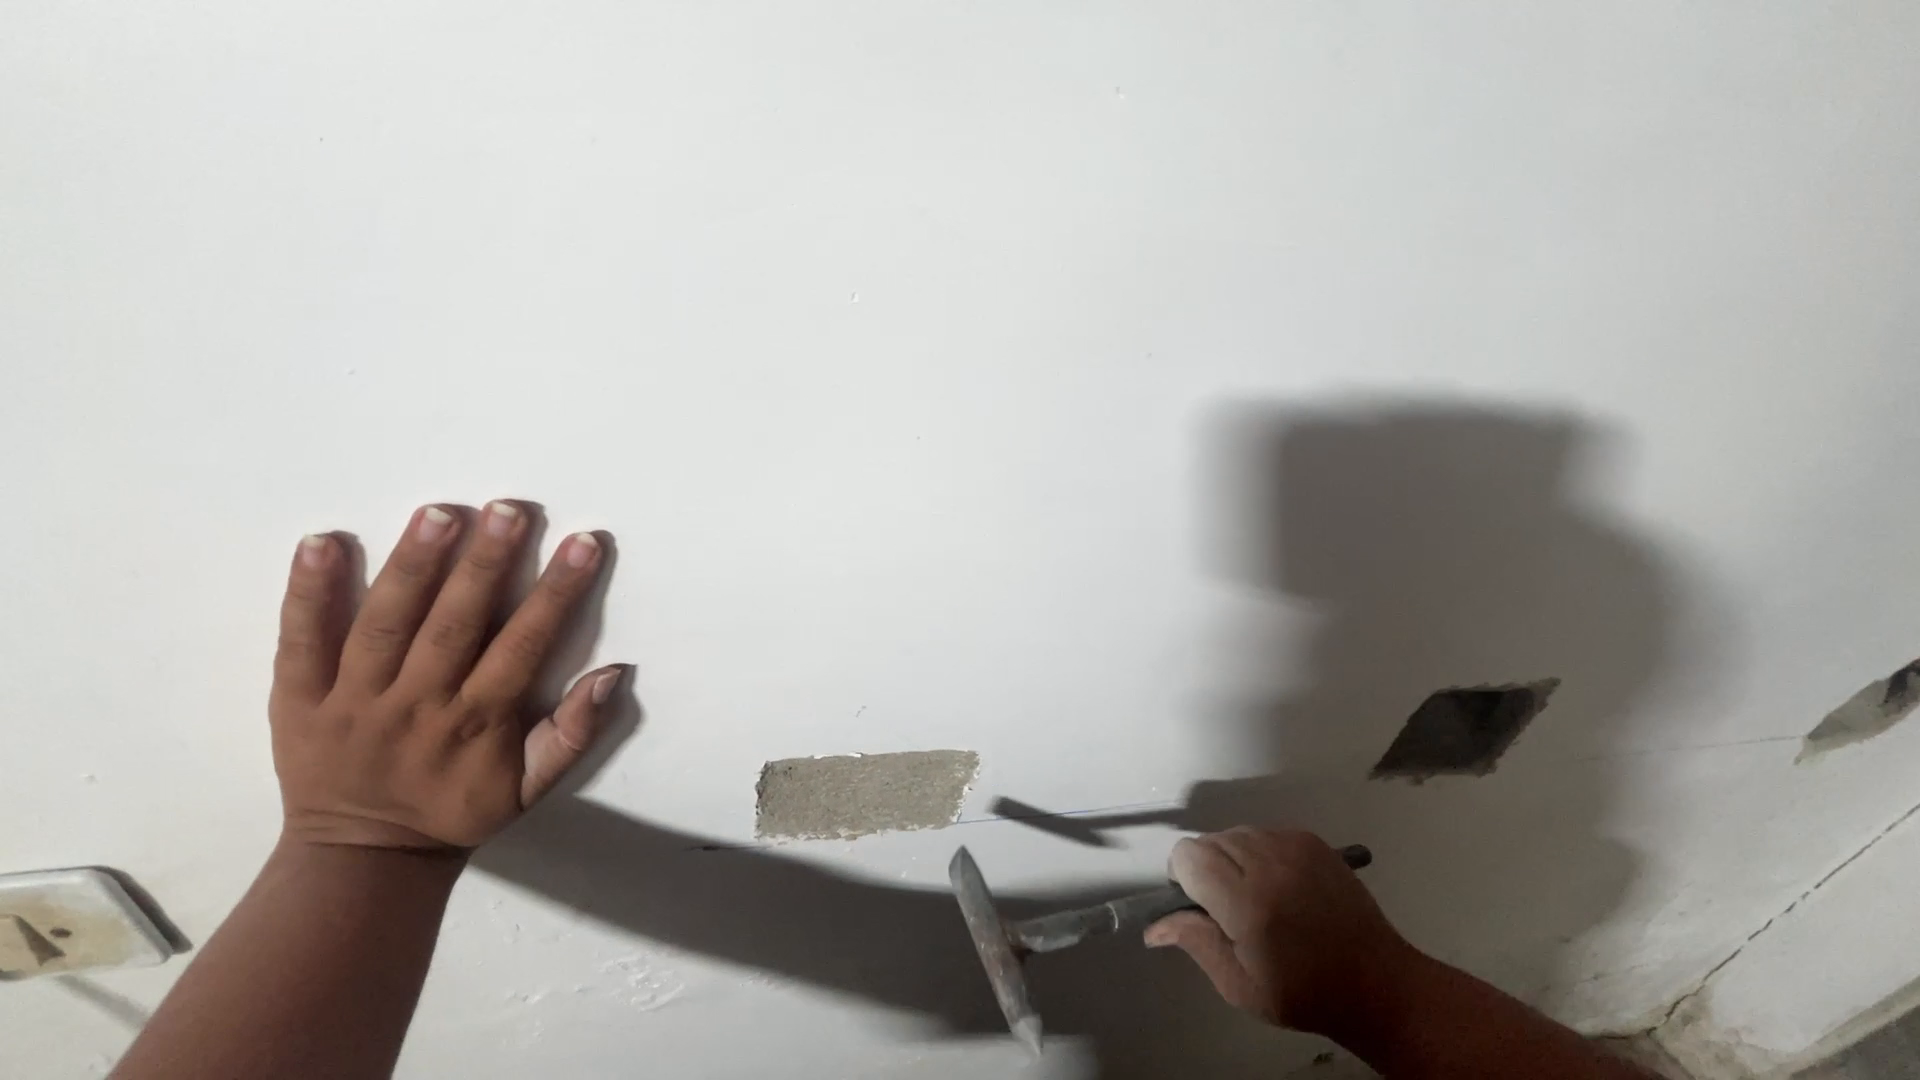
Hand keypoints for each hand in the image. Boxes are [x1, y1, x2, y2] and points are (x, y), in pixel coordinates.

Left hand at [271, 502, 622, 852]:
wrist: (362, 858)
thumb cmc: (459, 813)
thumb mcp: (533, 787)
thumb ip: (575, 732)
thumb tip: (614, 672)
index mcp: (478, 723)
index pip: (525, 644)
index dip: (557, 591)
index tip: (583, 543)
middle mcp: (417, 704)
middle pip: (454, 623)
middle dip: (485, 561)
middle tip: (509, 508)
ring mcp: (352, 700)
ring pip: (385, 623)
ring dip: (412, 564)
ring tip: (439, 512)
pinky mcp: (297, 700)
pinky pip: (299, 642)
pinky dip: (307, 592)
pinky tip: (322, 542)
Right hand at [1144, 827, 1415, 1035]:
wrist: (1377, 982)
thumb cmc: (1303, 993)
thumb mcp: (1239, 984)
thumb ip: (1195, 942)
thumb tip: (1153, 926)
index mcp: (1247, 902)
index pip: (1188, 855)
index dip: (1184, 878)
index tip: (1201, 906)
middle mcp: (1268, 863)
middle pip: (1208, 841)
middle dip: (1207, 869)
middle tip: (1229, 909)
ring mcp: (1293, 846)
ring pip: (1235, 833)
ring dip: (1232, 858)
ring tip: (1257, 896)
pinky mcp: (1311, 840)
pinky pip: (1263, 832)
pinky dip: (1259, 853)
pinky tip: (1279, 884)